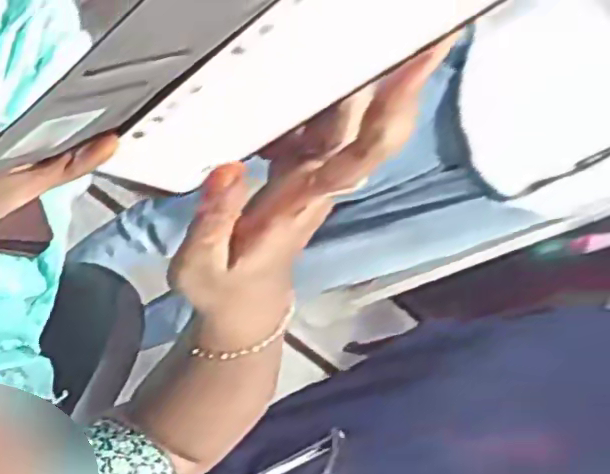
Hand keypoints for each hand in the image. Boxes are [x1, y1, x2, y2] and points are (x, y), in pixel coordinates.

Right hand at [170, 38, 453, 336]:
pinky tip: (279, 97)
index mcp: (298, 204)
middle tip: (394, 25)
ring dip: (344, 79)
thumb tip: (225, 168)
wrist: (244, 299)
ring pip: (343, 116)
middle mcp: (318, 180)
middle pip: (362, 118)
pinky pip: (313, 126)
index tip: (421, 57)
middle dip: (386, 69)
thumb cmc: (222, 286)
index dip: (394, 105)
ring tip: (328, 46)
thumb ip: (211, 221)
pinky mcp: (301, 168)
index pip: (359, 151)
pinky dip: (303, 103)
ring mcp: (314, 172)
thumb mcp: (200, 266)